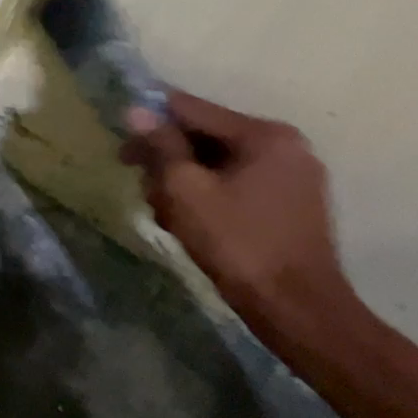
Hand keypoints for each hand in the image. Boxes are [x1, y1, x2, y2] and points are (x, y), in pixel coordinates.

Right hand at [121, 91, 354, 327]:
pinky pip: (236, 181)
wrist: (295, 308)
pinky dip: (207, 192)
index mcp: (265, 135)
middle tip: (139, 182)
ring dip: (183, 178)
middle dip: (166, 156)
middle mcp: (286, 146)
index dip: (150, 120)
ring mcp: (293, 175)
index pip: (191, 109)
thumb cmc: (236, 241)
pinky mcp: (292, 202)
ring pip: (217, 161)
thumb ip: (161, 145)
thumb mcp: (184, 188)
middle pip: (205, 135)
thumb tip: (135, 111)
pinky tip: (188, 218)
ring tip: (163, 210)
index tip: (121, 140)